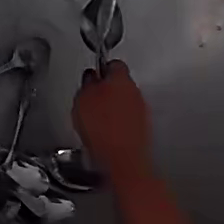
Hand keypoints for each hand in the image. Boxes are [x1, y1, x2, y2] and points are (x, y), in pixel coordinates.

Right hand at [73, 60, 151, 176]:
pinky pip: (128, 120)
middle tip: (91, 97)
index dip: (101, 68)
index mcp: (121, 79)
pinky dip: (117, 123)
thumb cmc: (102, 128)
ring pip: (125, 102)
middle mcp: (136, 92)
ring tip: (95, 118)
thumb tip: (90, 76)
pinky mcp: (141, 130)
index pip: (114, 64)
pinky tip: (104, 132)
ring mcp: (141, 112)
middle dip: (107, 89)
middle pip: (121, 83)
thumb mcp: (82, 98)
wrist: (121, 159)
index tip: (93, 75)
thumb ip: (88, 83)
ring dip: (112, 107)